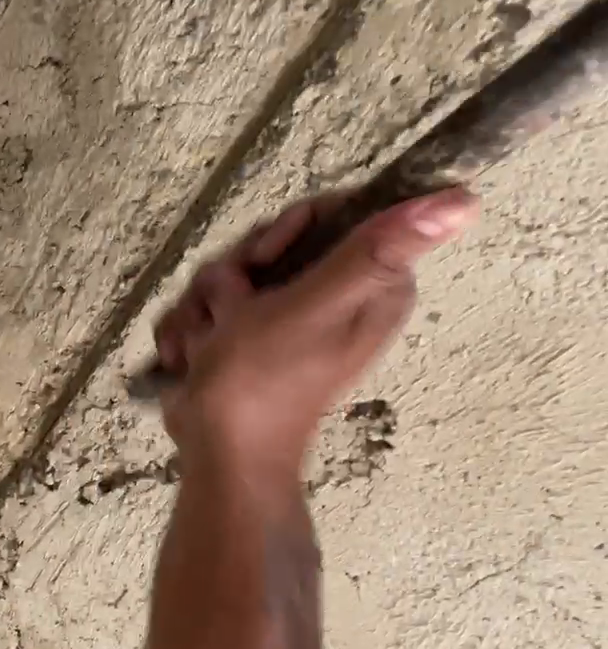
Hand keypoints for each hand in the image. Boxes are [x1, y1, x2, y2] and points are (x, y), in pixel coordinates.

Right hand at [154, 188, 478, 476]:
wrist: (219, 449)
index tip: (258, 262)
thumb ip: (370, 254)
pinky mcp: (239, 339)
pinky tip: (185, 357)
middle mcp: (329, 295)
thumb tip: (464, 199)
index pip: (330, 216)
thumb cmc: (263, 382)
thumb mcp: (312, 309)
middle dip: (227, 279)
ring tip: (201, 345)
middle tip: (225, 310)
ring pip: (222, 280)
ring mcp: (279, 318)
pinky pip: (201, 311)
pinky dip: (185, 332)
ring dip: (199, 311)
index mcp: (368, 283)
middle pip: (264, 246)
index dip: (283, 230)